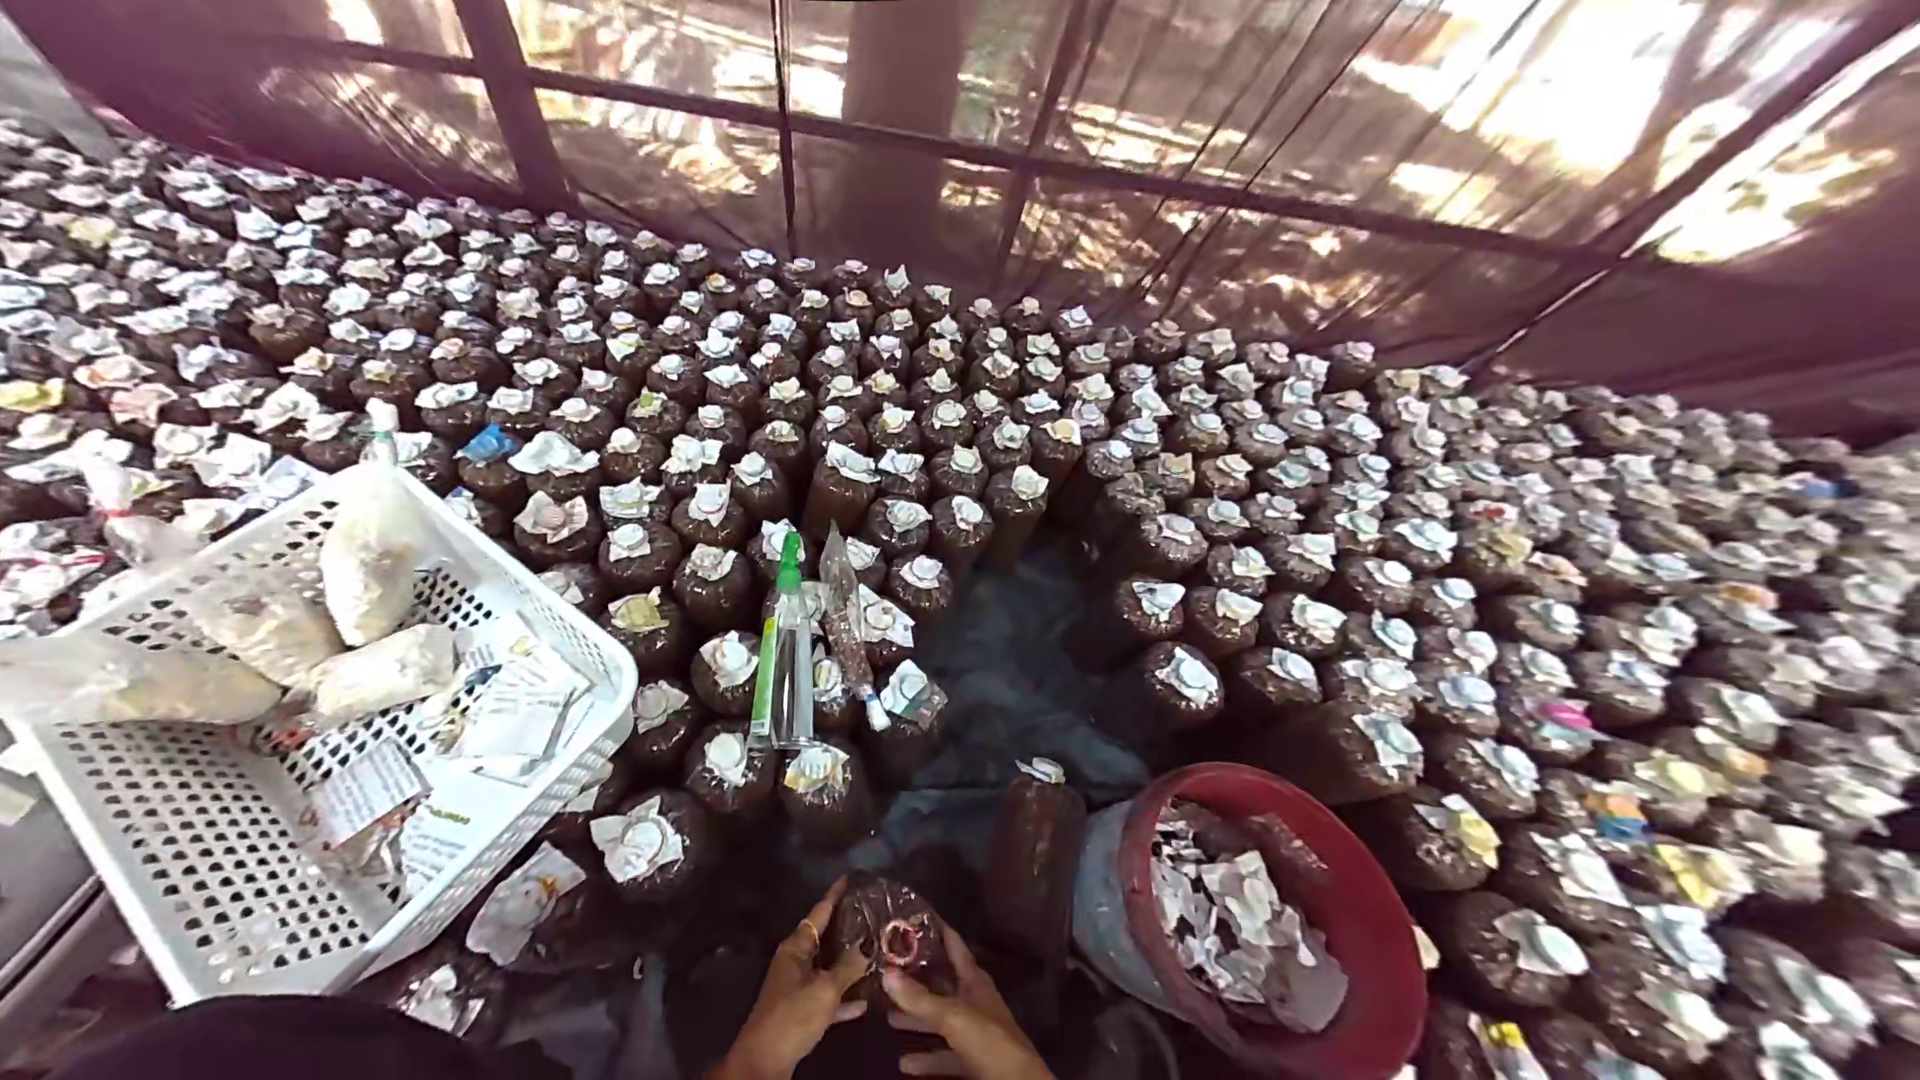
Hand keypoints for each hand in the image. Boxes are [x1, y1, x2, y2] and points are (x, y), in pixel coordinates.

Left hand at [710, 877, 868, 1079]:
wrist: (761, 1067)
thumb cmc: (791, 1018)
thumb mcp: (824, 989)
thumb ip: (849, 965)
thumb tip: (869, 943)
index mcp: (796, 948)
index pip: (819, 912)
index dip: (835, 894)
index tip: (852, 878)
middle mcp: (795, 961)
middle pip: (824, 937)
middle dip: (848, 927)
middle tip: (875, 914)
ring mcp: (796, 987)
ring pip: (828, 967)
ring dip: (849, 963)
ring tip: (877, 951)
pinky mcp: (800, 1012)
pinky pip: (827, 996)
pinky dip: (844, 996)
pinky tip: (866, 1000)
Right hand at [883, 923, 1053, 1079]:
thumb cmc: (989, 1039)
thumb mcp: (952, 1016)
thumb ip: (920, 998)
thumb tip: (886, 973)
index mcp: (973, 980)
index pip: (954, 945)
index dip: (937, 930)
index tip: (913, 919)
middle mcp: (973, 999)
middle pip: (942, 984)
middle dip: (917, 980)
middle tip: (888, 972)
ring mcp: (973, 1030)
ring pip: (940, 1019)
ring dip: (916, 1019)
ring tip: (889, 1018)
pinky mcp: (971, 1059)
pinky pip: (944, 1054)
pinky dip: (926, 1057)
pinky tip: (905, 1062)